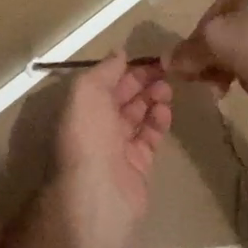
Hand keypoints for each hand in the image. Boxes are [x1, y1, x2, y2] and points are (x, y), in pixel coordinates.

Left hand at [53, 51, 172, 247]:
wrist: (98, 192)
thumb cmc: (88, 135)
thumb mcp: (87, 92)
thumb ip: (104, 71)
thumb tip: (119, 54)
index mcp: (80, 107)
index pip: (104, 82)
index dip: (125, 69)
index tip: (149, 58)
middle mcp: (96, 125)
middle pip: (122, 97)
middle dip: (142, 82)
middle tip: (165, 72)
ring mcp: (117, 146)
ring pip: (138, 116)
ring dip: (152, 100)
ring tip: (167, 90)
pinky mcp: (138, 165)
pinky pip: (150, 137)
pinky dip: (158, 122)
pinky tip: (165, 111)